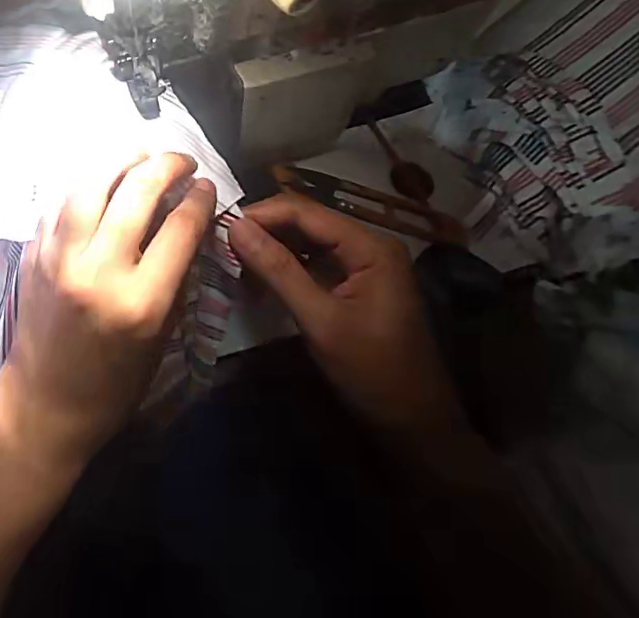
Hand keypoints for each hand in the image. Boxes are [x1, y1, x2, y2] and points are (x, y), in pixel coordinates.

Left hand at [0, 153, 216, 475]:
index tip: (206, 185)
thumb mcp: (162, 337)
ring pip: (90, 185)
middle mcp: (98, 271)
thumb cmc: (114, 382)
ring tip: (140, 152)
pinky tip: (101, 177)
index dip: (199, 199)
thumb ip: (177, 277)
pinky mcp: (34, 254)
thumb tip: (190, 225)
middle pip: (137, 193)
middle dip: (167, 166)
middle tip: (182, 159)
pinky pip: (60, 203)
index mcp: (140, 301)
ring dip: (120, 160)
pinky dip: (84, 183)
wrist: (44, 403)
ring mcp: (59, 258)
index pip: (179, 229)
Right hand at [228, 192, 464, 441]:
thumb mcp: (320, 321)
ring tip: (235, 261)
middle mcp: (369, 243)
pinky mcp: (356, 282)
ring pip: (306, 240)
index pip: (304, 211)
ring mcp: (364, 263)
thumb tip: (234, 227)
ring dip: (271, 248)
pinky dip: (286, 266)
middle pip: (306, 221)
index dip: (261, 214)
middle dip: (264, 230)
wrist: (417, 427)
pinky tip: (259, 277)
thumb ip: (278, 270)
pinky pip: (314, 261)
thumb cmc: (373, 373)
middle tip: (222, 246)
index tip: (221, 228)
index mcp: (370, 245)